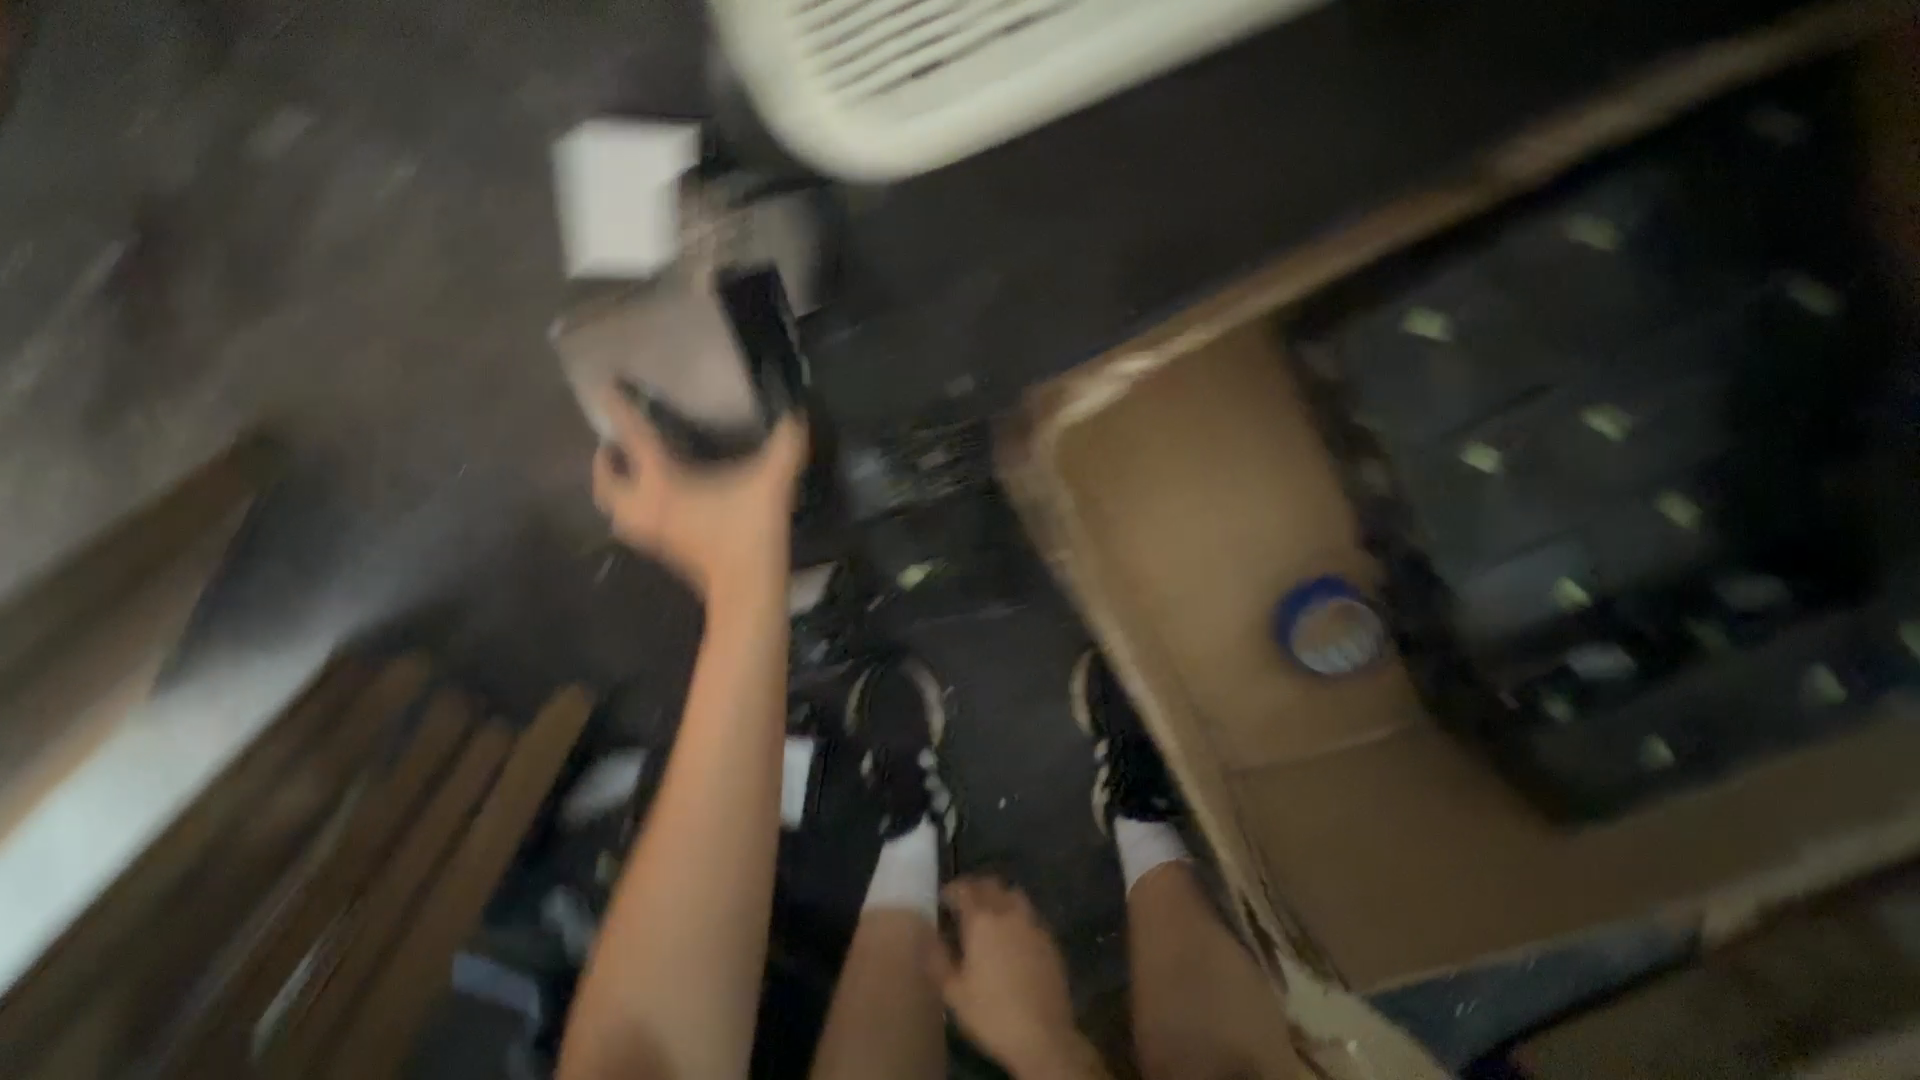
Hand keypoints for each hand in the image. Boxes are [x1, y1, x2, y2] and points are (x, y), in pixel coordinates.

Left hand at [591, 383, 808, 601]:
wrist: (746, 590)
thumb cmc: (750, 532)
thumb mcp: (772, 482)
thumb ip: (785, 446)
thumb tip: (796, 416)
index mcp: (661, 482)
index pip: (634, 437)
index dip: (621, 409)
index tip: (607, 387)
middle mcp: (644, 506)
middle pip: (607, 483)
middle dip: (606, 462)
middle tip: (615, 445)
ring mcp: (650, 533)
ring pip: (617, 509)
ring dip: (618, 490)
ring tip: (633, 473)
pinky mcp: (663, 552)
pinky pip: (636, 523)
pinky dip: (638, 508)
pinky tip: (661, 502)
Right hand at [930, 877, 1096, 1077]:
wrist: (1043, 1035)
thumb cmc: (991, 1013)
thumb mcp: (953, 992)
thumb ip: (936, 959)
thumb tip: (926, 935)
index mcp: (982, 921)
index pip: (964, 889)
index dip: (951, 890)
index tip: (943, 900)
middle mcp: (1009, 913)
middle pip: (991, 885)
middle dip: (975, 888)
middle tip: (964, 904)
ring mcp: (1033, 924)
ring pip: (1014, 895)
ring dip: (999, 897)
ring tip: (989, 916)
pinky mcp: (1050, 940)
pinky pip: (1030, 915)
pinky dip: (1018, 916)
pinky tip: (1013, 938)